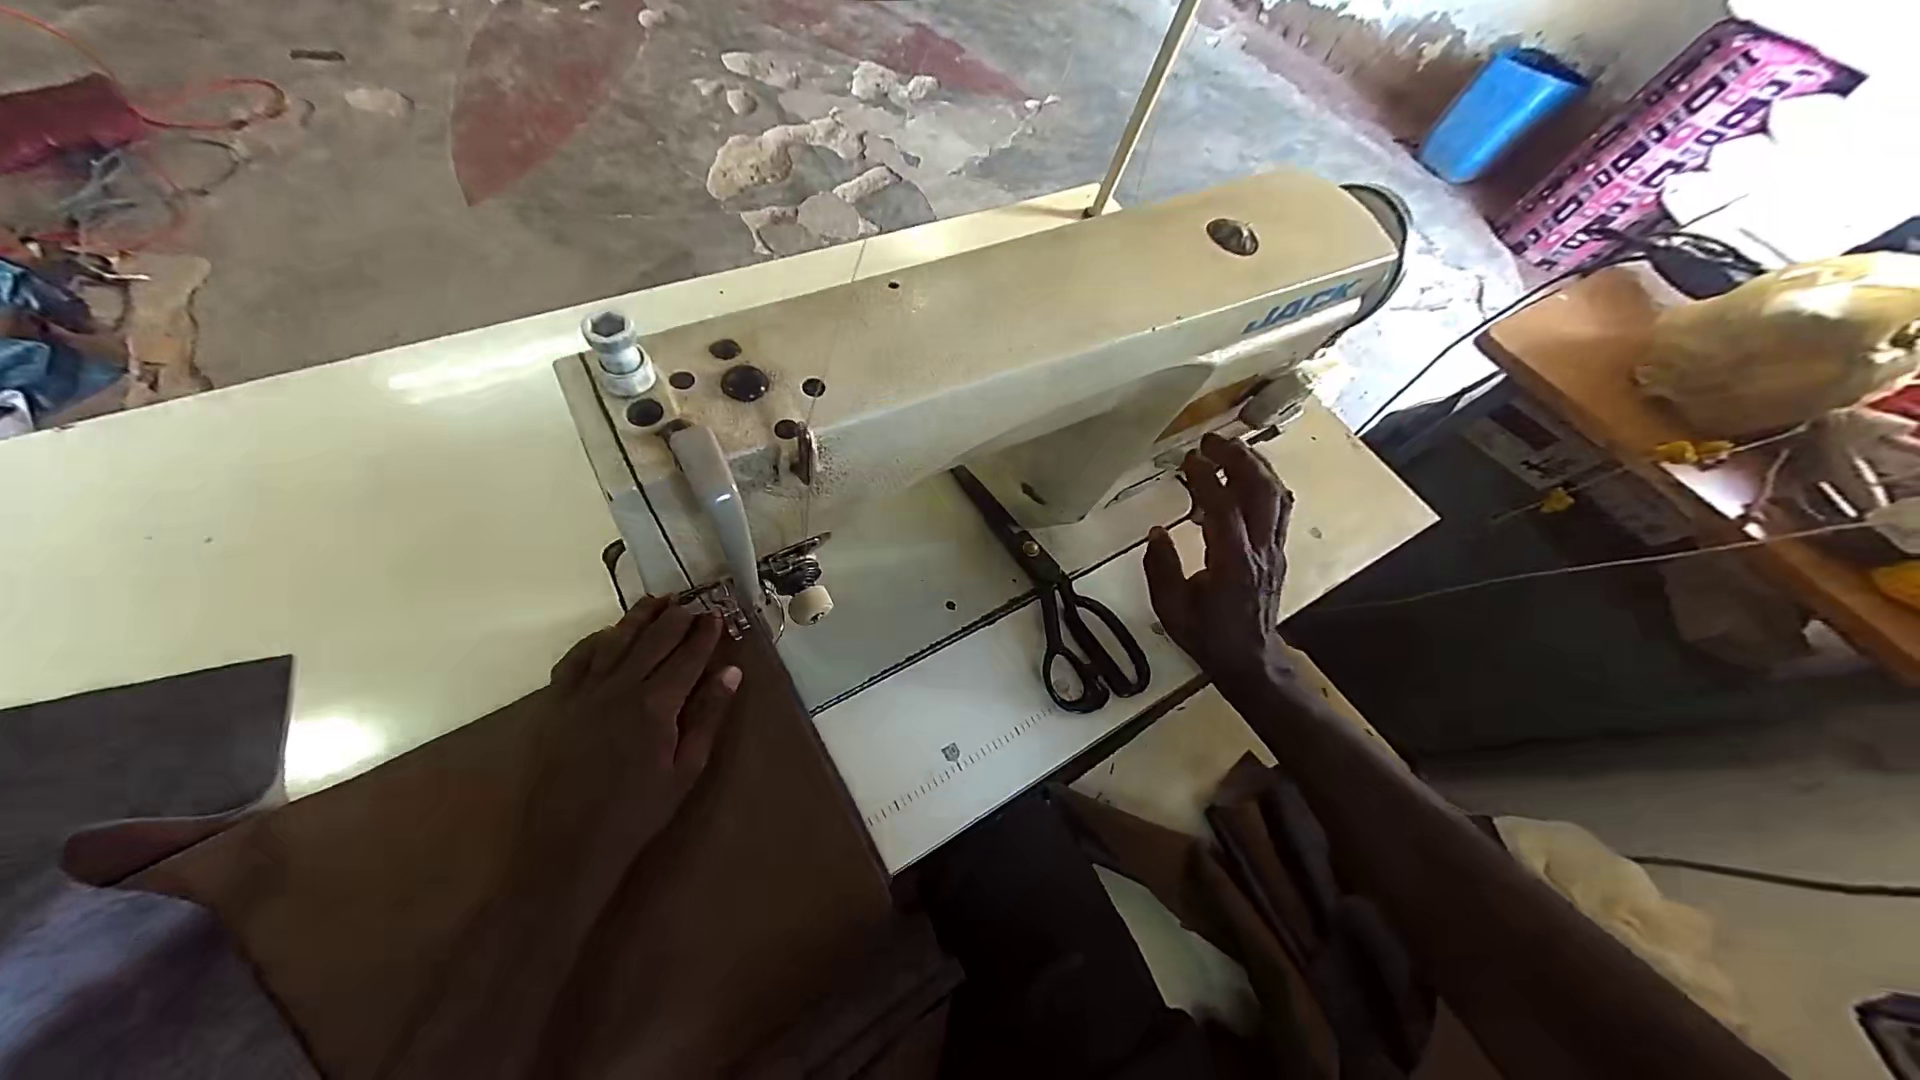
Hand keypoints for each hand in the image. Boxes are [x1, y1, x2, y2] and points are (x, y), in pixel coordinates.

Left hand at [526, 597, 740, 883]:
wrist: (565, 846)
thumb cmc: (637, 811)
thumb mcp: (687, 768)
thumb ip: (708, 715)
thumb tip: (730, 672)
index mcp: (656, 705)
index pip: (687, 656)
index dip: (704, 634)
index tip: (717, 616)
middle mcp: (619, 688)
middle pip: (653, 640)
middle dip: (676, 617)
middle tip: (693, 602)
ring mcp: (582, 693)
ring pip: (614, 640)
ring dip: (638, 618)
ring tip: (656, 601)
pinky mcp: (556, 704)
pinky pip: (575, 659)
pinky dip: (595, 640)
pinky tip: (607, 633)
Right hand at [1145, 432, 1296, 694]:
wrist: (1249, 659)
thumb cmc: (1207, 636)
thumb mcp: (1171, 609)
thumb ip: (1161, 568)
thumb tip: (1156, 531)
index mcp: (1232, 565)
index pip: (1224, 509)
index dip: (1208, 479)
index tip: (1188, 458)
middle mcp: (1260, 551)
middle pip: (1261, 492)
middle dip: (1238, 459)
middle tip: (1212, 441)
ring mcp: (1275, 550)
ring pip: (1276, 496)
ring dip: (1256, 465)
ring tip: (1231, 447)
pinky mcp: (1279, 551)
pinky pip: (1280, 508)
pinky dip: (1266, 483)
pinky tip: (1249, 473)